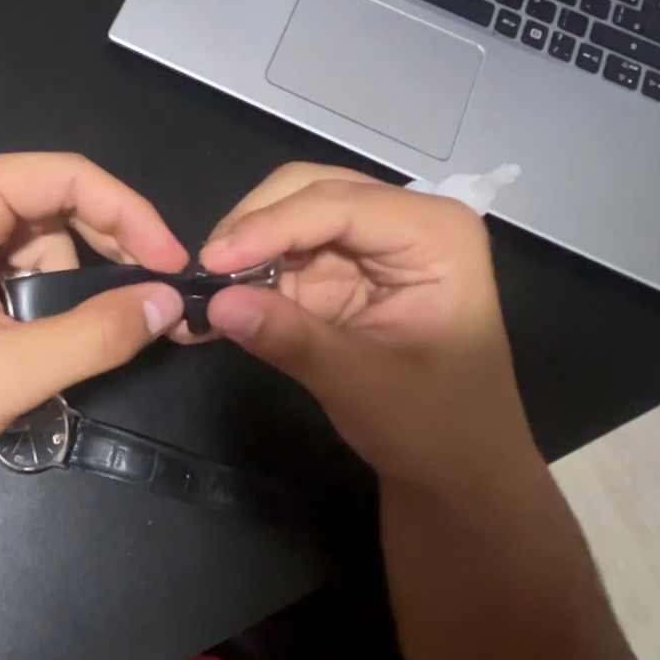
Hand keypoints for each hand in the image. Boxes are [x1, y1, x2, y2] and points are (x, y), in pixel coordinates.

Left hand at [0, 154, 189, 492]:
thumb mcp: (8, 373)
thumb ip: (97, 334)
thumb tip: (170, 302)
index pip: (66, 176)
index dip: (131, 215)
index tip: (174, 266)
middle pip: (56, 202)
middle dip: (109, 251)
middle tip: (157, 303)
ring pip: (44, 238)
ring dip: (76, 284)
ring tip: (95, 337)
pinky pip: (19, 264)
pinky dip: (48, 296)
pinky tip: (55, 336)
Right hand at [197, 164, 539, 489]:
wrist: (457, 468)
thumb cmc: (435, 428)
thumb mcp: (362, 385)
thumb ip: (290, 338)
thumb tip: (215, 305)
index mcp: (435, 234)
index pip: (338, 204)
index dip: (269, 227)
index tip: (211, 263)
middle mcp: (404, 220)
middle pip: (307, 191)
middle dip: (251, 227)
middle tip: (204, 274)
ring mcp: (369, 240)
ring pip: (285, 212)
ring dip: (242, 247)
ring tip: (202, 289)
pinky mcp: (339, 264)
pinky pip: (280, 249)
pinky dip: (245, 270)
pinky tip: (216, 298)